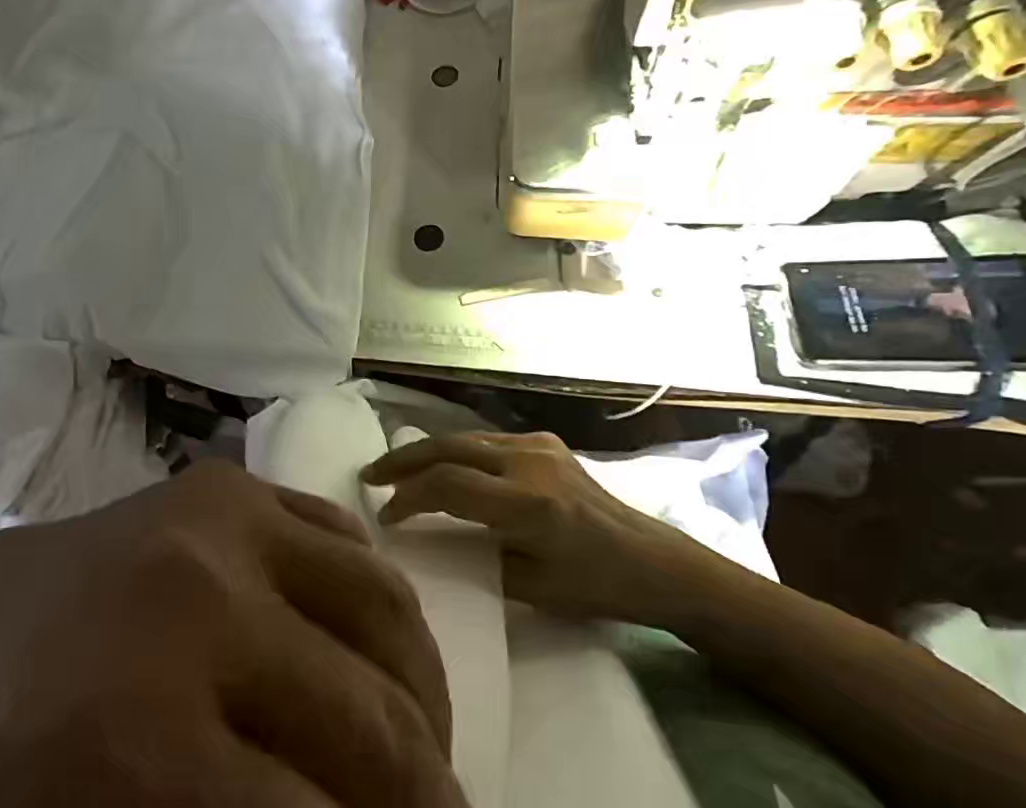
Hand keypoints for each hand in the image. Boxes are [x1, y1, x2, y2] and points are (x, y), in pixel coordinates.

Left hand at [0, 460, 463, 807]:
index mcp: (142, 740)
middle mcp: (198, 605)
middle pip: (376, 721)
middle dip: (424, 789)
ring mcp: (215, 522)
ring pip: (383, 606)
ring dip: (419, 688)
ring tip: (416, 738)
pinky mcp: (219, 484)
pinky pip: (342, 538)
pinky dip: (374, 604)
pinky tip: (364, 651)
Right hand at [360, 432, 739, 629]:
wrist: (655, 561)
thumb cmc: (595, 586)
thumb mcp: (530, 586)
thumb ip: (476, 553)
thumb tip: (428, 534)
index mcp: (528, 505)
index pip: (447, 485)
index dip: (408, 497)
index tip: (385, 515)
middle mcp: (529, 463)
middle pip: (448, 448)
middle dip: (403, 461)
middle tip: (369, 475)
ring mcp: (538, 446)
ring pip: (464, 438)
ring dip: (425, 451)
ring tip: (395, 468)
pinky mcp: (546, 442)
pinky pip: (486, 440)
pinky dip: (455, 450)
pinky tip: (442, 464)